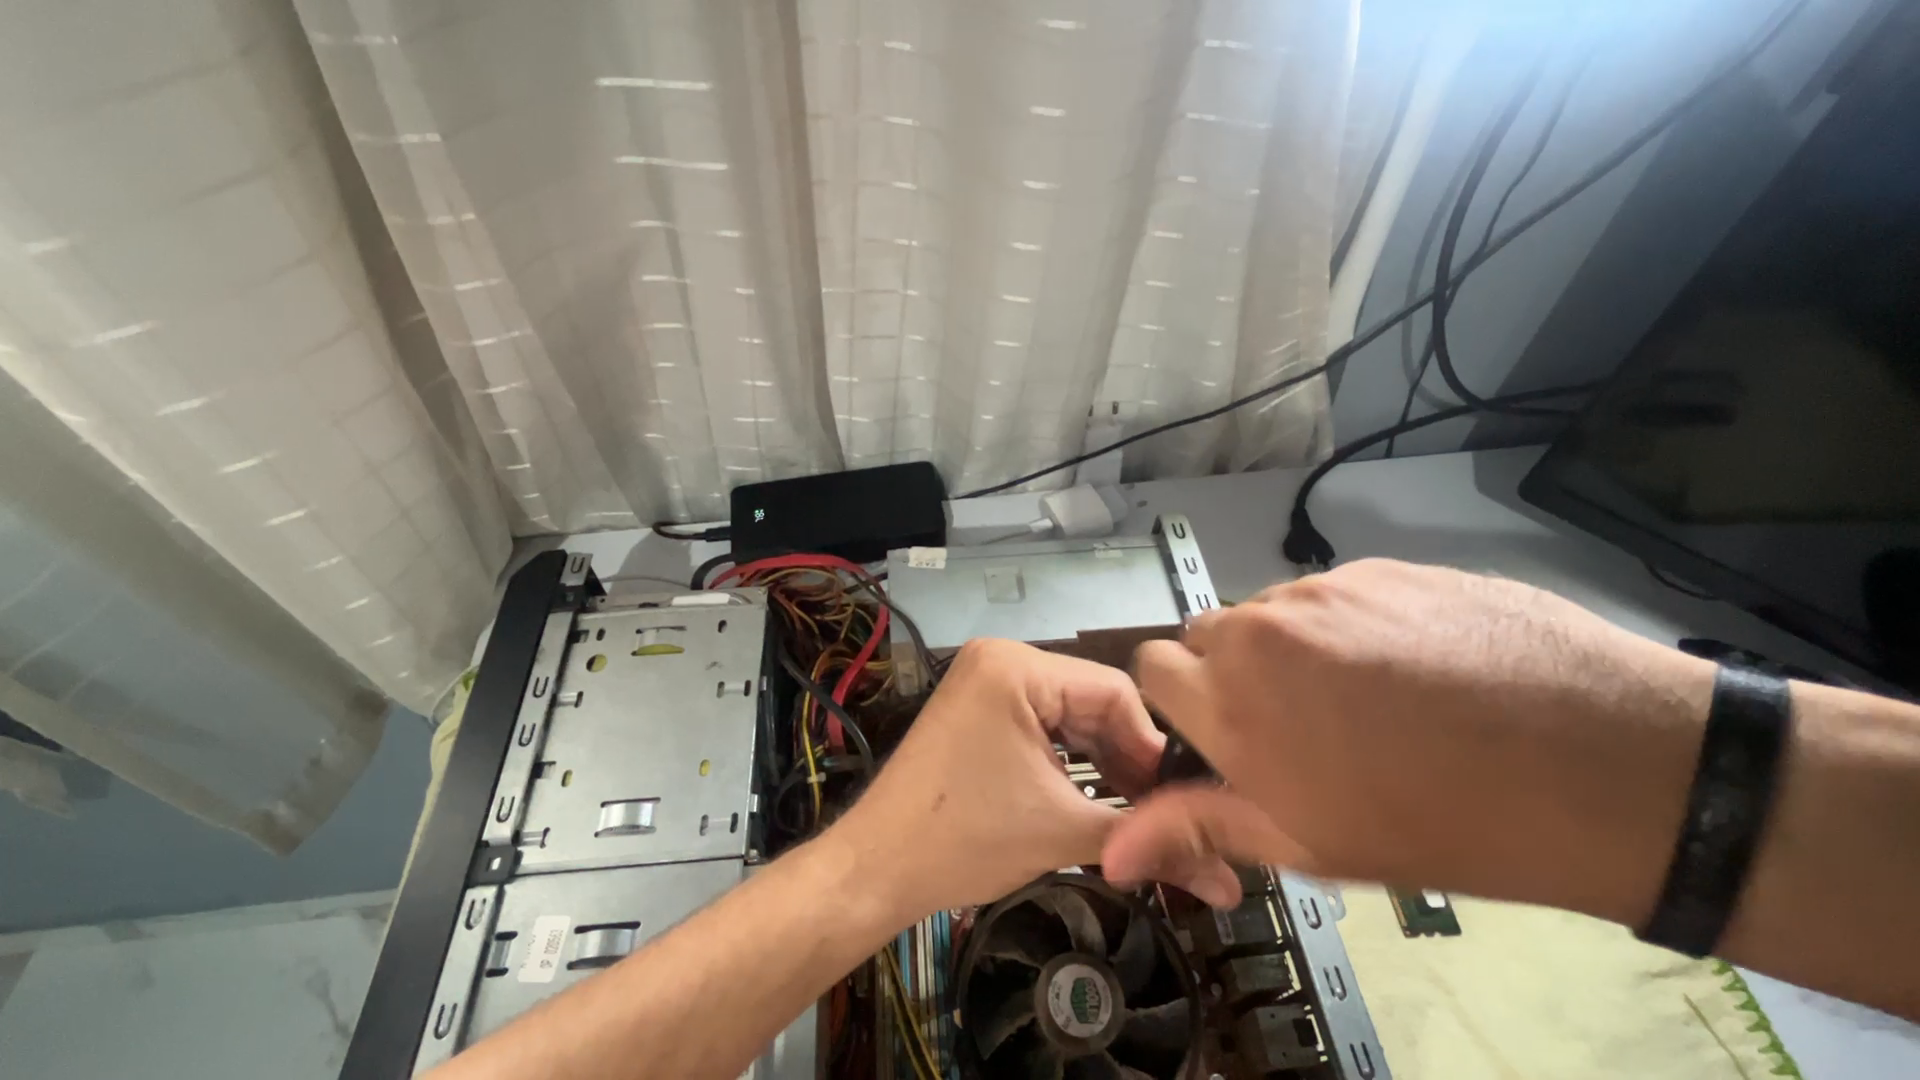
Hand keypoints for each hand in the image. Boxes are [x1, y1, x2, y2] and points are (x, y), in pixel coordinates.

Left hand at [831, 638, 1238, 918]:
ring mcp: (985, 684)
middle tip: (1164, 814)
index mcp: (1017, 665)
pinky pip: (1042, 727)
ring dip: (1103, 766)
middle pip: (1094, 704)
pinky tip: (1094, 801)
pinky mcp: (978, 711)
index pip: (1116, 692)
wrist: (877, 870)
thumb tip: (1232, 882)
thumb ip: (1150, 842)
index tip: (1179, 802)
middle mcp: (1001, 659)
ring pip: (1071, 719)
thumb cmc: (964, 839)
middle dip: (1128, 762)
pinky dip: (1070, 764)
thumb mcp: (1064, 832)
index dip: (1152, 749)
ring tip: (1136, 816)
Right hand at [1103, 559, 1715, 920]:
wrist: (1604, 765)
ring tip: (1363, 698)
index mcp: (1231, 701)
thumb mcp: (1309, 844)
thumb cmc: (1440, 825)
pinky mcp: (1385, 567)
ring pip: (1271, 612)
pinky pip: (1334, 594)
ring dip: (1288, 649)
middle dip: (1226, 674)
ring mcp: (1326, 590)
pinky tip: (1411, 667)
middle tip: (1292, 726)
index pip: (1150, 668)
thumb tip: (1110, 851)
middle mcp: (1262, 630)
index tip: (1217, 736)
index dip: (1176, 703)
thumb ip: (1198, 829)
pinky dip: (1348, 626)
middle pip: (1206, 634)